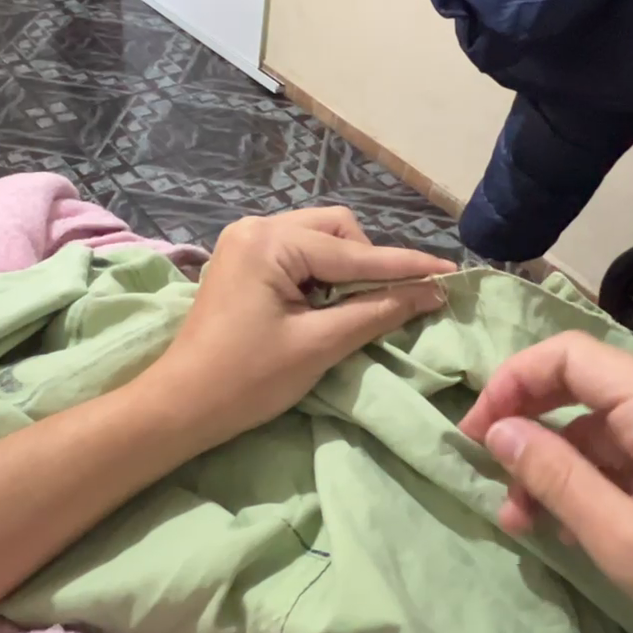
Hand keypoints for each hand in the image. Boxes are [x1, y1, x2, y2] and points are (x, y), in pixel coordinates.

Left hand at [134, 208, 454, 444]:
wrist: (182, 405)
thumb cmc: (247, 379)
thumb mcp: (318, 345)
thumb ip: (377, 311)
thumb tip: (431, 292)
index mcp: (269, 241)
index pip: (353, 252)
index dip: (405, 265)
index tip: (450, 272)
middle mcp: (256, 228)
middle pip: (336, 231)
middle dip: (369, 263)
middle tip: (389, 303)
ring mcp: (246, 242)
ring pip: (319, 241)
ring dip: (347, 269)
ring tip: (358, 307)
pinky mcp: (243, 262)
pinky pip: (298, 256)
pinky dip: (323, 276)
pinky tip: (330, 304)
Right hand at [457, 334, 632, 632]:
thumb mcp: (631, 547)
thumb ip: (556, 478)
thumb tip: (497, 430)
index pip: (568, 355)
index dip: (510, 384)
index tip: (474, 435)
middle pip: (588, 387)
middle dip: (533, 430)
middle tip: (496, 485)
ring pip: (613, 426)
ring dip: (566, 465)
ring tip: (534, 525)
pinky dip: (605, 480)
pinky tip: (587, 526)